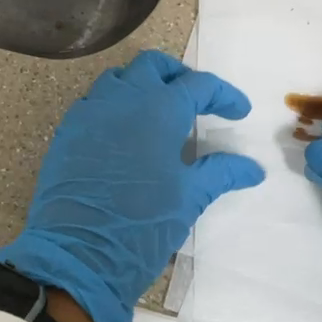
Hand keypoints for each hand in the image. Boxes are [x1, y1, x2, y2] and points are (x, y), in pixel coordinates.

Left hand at [0, 50, 264, 321]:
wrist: (77, 255)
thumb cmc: (141, 225)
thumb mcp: (189, 198)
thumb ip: (220, 173)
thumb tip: (253, 168)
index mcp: (159, 110)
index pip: (198, 85)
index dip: (223, 95)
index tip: (238, 112)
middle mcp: (123, 99)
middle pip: (153, 66)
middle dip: (179, 76)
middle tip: (196, 100)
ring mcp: (91, 112)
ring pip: (120, 78)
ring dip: (143, 86)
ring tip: (160, 113)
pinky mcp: (68, 131)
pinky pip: (95, 102)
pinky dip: (115, 106)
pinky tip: (125, 134)